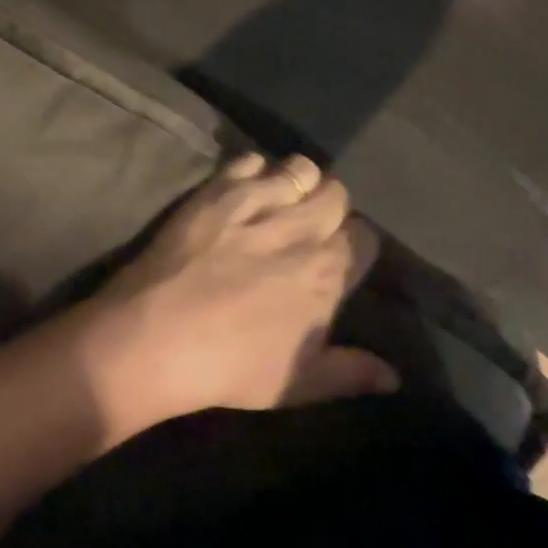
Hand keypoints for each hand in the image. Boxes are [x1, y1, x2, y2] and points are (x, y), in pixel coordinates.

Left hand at [85, 154, 396, 427]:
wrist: (155, 337)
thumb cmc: (229, 369)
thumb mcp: (297, 385)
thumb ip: (349, 372)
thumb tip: (393, 375)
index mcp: (327, 276)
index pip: (364, 238)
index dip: (354, 243)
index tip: (340, 254)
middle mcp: (299, 231)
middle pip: (335, 194)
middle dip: (331, 205)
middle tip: (312, 224)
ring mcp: (254, 205)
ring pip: (299, 169)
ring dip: (298, 180)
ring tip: (285, 196)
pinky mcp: (213, 193)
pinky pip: (248, 162)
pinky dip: (253, 169)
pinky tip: (245, 185)